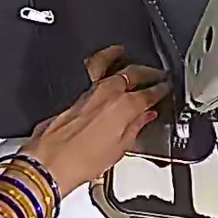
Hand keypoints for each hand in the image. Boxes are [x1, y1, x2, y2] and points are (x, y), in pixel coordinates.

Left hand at [20, 46, 169, 188]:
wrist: (50, 162)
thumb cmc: (80, 160)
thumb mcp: (120, 149)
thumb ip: (136, 127)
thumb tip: (145, 117)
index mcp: (125, 105)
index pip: (150, 92)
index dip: (161, 89)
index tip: (166, 88)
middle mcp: (107, 92)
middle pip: (134, 73)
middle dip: (149, 72)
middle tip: (156, 74)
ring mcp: (89, 89)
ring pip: (110, 64)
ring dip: (122, 59)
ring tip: (126, 55)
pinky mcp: (74, 93)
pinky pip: (91, 70)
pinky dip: (101, 64)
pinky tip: (102, 67)